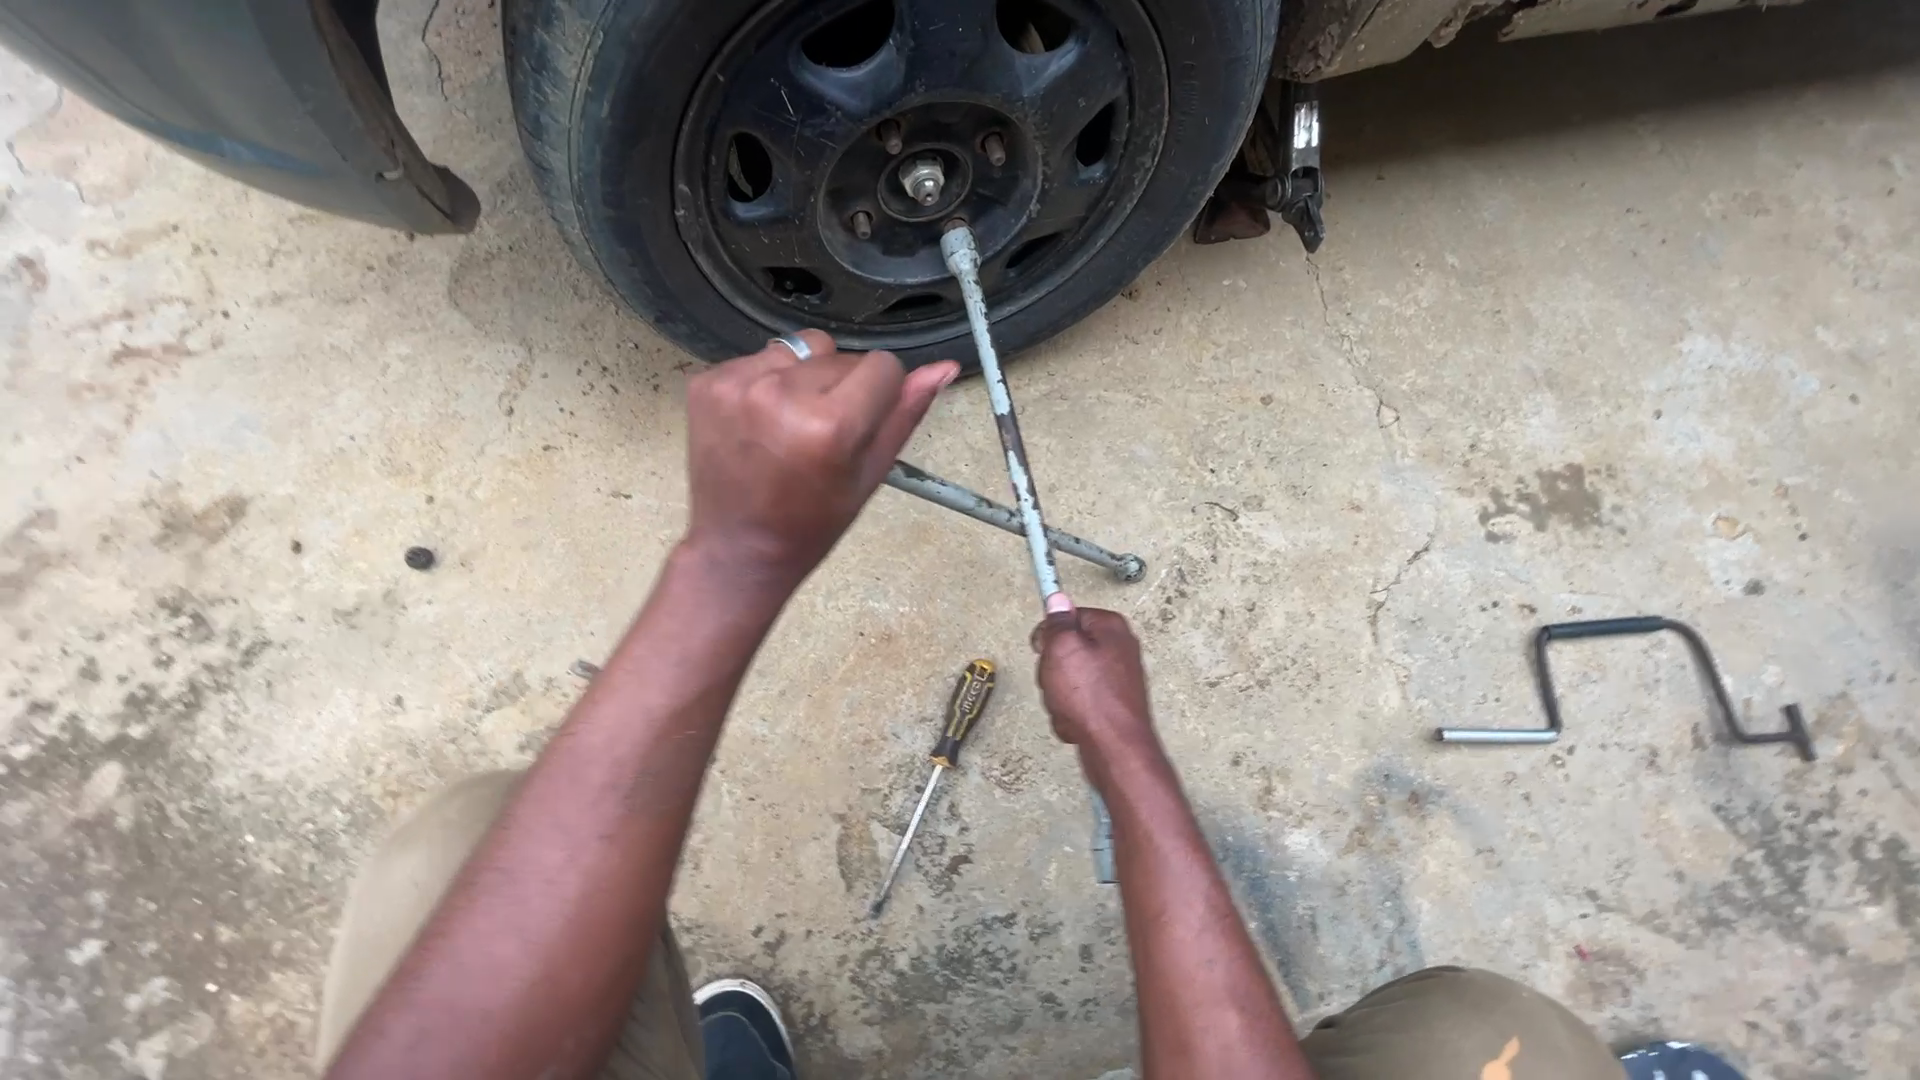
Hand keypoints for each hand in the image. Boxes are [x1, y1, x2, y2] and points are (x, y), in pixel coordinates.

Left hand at [683, 330, 957, 584]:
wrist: (739, 546)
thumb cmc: (814, 520)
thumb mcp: (870, 474)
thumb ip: (905, 414)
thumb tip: (944, 366)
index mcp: (830, 425)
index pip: (884, 366)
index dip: (882, 395)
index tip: (861, 428)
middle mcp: (781, 394)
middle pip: (842, 356)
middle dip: (843, 388)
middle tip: (822, 437)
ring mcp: (738, 384)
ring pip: (802, 350)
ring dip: (806, 377)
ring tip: (792, 424)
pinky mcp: (708, 381)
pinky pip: (761, 358)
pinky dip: (768, 382)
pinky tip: (762, 423)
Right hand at [1031, 596, 1157, 756]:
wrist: (1114, 747)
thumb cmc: (1093, 700)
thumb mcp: (1062, 649)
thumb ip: (1058, 622)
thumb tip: (1057, 600)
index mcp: (1110, 627)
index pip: (1068, 616)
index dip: (1050, 634)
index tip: (1044, 647)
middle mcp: (1118, 650)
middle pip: (1067, 649)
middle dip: (1053, 669)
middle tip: (1058, 679)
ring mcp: (1116, 678)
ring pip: (1069, 678)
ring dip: (1059, 695)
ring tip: (1067, 704)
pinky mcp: (1111, 703)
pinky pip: (1077, 702)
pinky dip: (1071, 713)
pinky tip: (1075, 720)